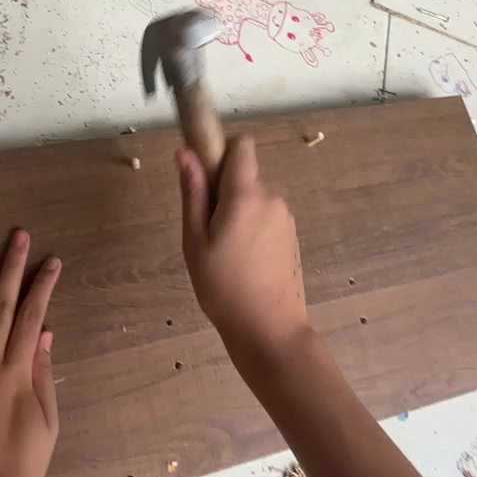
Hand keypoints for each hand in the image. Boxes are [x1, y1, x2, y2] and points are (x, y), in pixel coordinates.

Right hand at [176, 138, 311, 361]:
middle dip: (224, 192)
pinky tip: (244, 263)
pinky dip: (252, 229)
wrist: (269, 331)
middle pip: (244, 176)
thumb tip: (184, 152)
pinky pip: (266, 217)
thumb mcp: (195, 240)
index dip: (222, 151)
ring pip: (254, 199)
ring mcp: (286, 218)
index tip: (204, 175)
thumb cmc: (223, 287)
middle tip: (207, 232)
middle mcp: (271, 198)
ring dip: (238, 213)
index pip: (242, 145)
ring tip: (224, 253)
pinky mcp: (292, 236)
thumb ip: (192, 193)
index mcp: (245, 195)